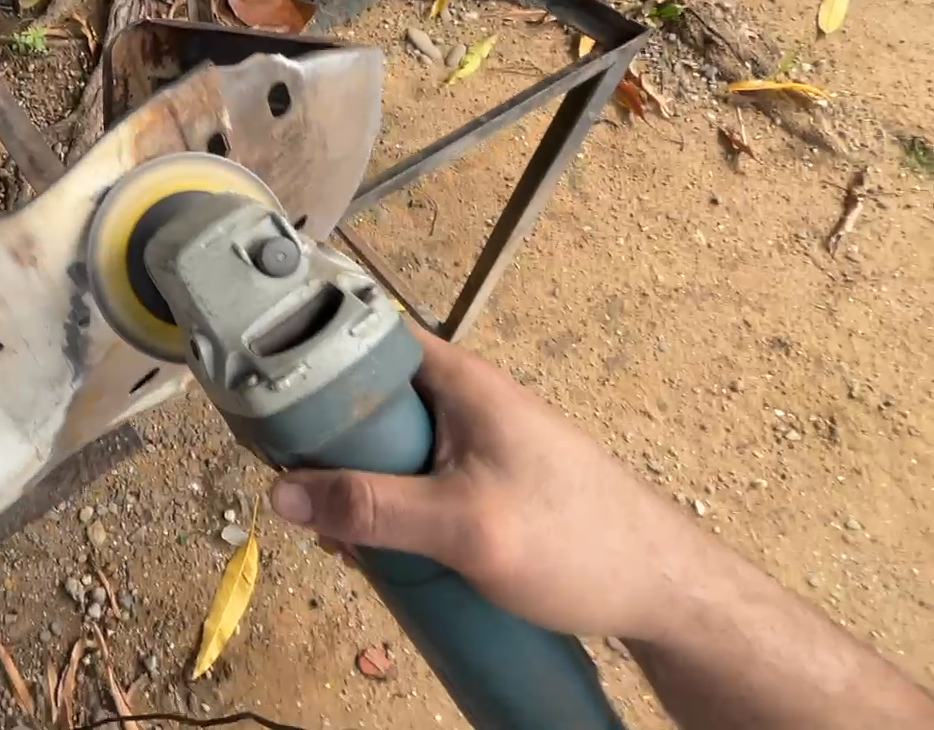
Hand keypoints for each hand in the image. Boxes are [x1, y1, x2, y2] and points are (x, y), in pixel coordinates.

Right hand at [268, 325, 720, 642]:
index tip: (259, 389)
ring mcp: (462, 434)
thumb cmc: (577, 542)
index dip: (303, 350)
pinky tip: (372, 543)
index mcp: (450, 375)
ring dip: (347, 478)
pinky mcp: (471, 472)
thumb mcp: (464, 526)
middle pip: (358, 393)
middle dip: (319, 439)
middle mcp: (451, 394)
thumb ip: (370, 508)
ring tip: (335, 530)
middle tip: (296, 484)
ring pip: (377, 439)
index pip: (359, 333)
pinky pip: (402, 470)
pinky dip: (377, 498)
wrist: (673, 600)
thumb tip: (277, 495)